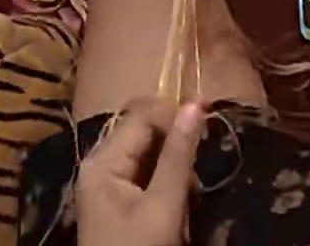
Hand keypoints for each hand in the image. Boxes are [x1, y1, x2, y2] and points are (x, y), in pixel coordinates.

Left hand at [78, 100, 202, 245]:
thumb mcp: (163, 207)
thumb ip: (179, 154)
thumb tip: (196, 102)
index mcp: (103, 161)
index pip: (144, 116)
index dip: (175, 112)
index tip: (209, 115)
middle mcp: (100, 164)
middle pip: (143, 132)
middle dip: (175, 140)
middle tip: (203, 155)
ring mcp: (106, 185)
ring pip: (147, 153)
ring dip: (173, 162)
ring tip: (192, 185)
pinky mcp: (116, 203)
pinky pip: (144, 174)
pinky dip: (165, 180)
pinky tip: (180, 200)